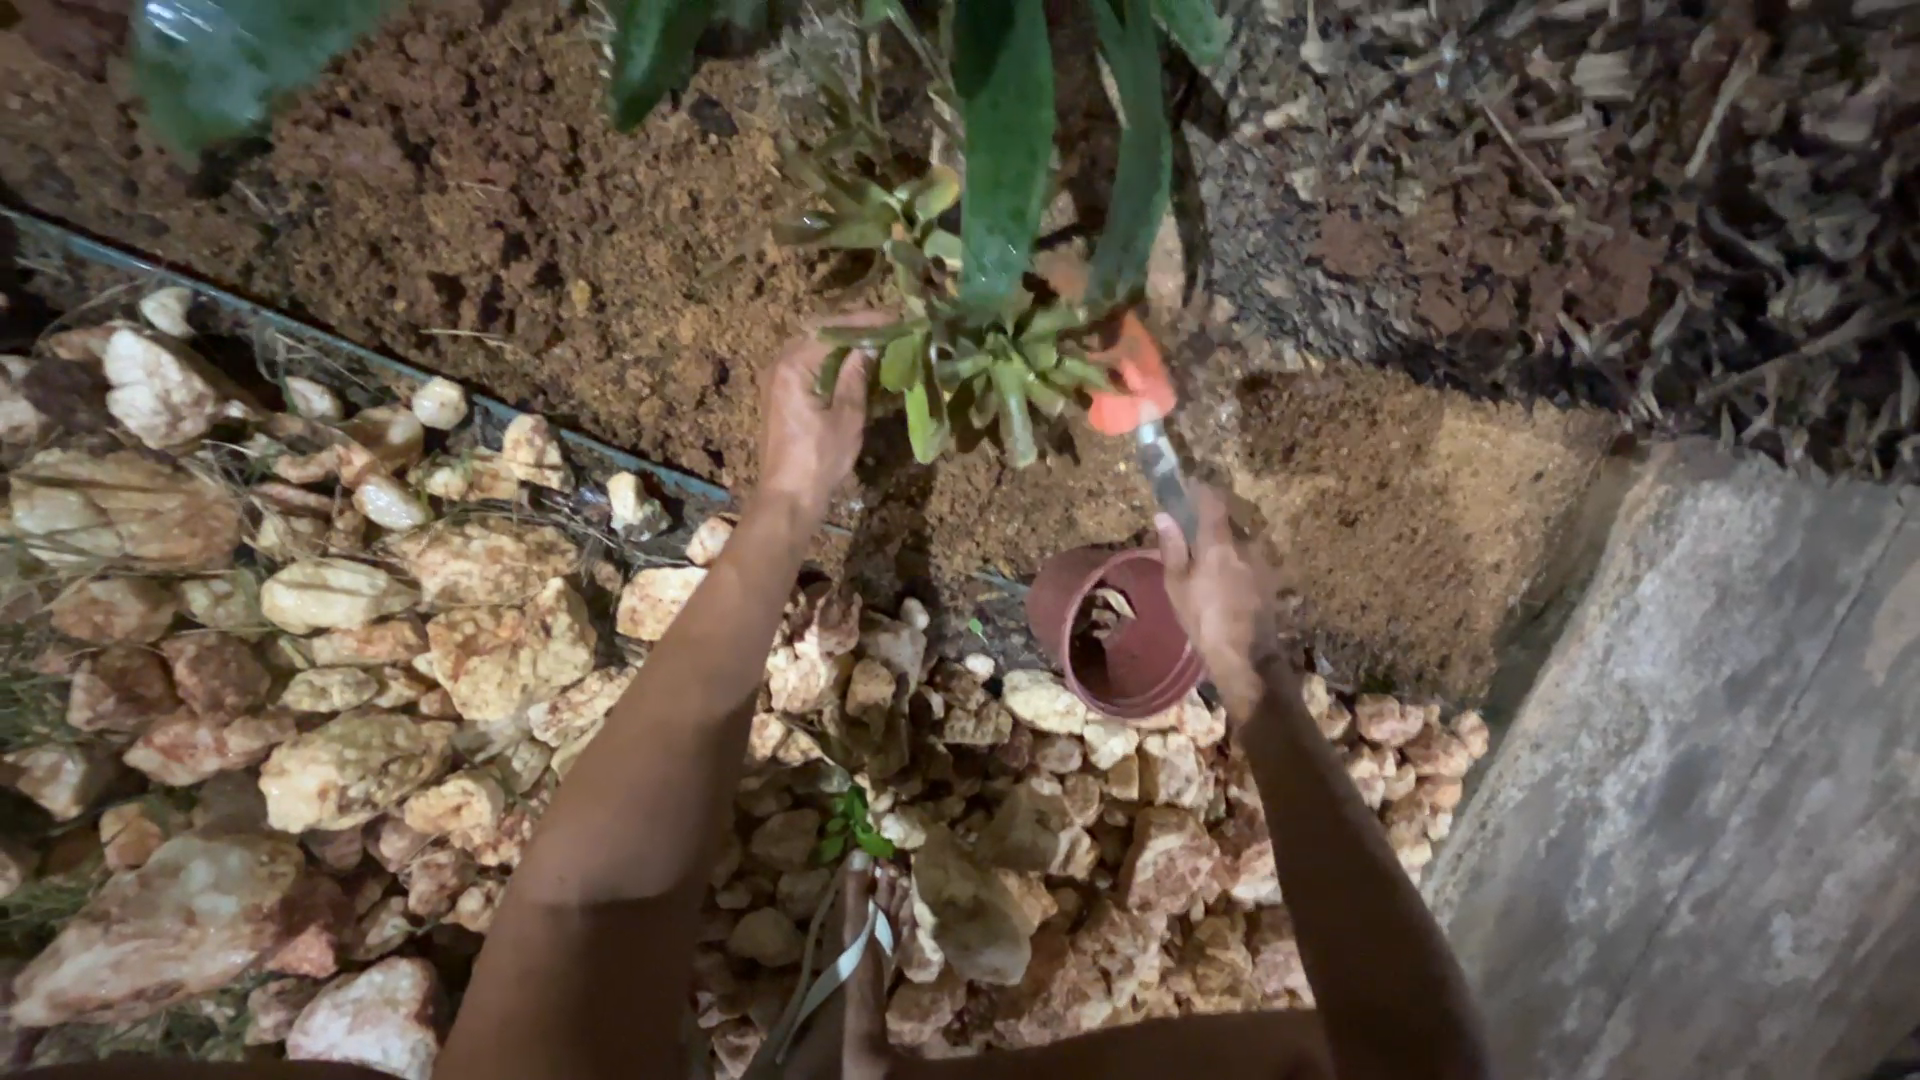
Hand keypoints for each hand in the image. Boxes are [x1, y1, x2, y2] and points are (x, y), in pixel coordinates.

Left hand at [755, 312, 884, 515]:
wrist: (789, 495)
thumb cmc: (819, 459)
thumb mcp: (847, 416)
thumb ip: (856, 376)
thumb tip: (870, 346)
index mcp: (793, 365)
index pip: (832, 329)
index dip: (865, 321)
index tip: (895, 318)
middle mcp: (779, 364)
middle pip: (819, 331)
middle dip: (855, 326)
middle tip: (888, 325)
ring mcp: (776, 378)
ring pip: (813, 346)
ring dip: (843, 341)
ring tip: (876, 338)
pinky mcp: (780, 393)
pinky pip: (807, 363)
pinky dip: (831, 358)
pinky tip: (853, 361)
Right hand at [1155, 484, 1282, 720]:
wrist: (1245, 655)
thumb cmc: (1203, 618)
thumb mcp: (1177, 585)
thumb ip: (1172, 547)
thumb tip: (1163, 516)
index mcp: (1219, 543)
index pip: (1213, 502)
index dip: (1201, 490)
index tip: (1189, 486)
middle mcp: (1246, 545)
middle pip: (1229, 521)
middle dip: (1212, 521)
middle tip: (1193, 530)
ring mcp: (1263, 562)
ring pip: (1241, 541)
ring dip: (1226, 544)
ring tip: (1209, 561)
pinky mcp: (1272, 579)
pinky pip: (1250, 559)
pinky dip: (1237, 561)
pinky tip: (1226, 580)